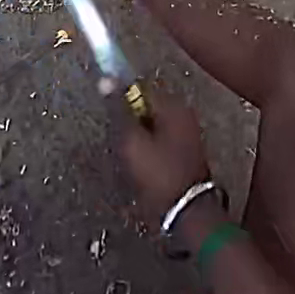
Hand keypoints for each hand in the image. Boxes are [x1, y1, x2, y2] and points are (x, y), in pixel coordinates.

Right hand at [119, 92, 211, 224]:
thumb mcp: (131, 140)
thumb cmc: (158, 174)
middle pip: (146, 106)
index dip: (122, 101)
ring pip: (152, 125)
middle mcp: (184, 114)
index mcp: (173, 105)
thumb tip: (106, 79)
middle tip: (122, 142)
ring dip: (139, 137)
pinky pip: (162, 140)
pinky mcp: (187, 152)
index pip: (140, 87)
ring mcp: (188, 133)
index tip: (113, 121)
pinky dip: (150, 149)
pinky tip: (144, 168)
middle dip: (130, 122)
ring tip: (132, 158)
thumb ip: (118, 109)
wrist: (187, 213)